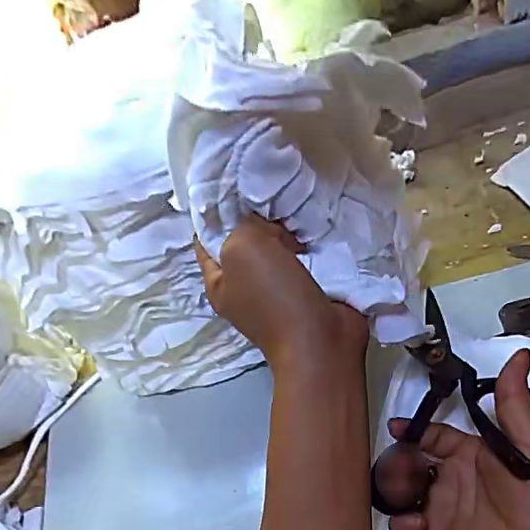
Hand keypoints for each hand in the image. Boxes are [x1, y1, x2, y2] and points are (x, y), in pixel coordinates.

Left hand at [195, 215, 366, 370]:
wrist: (322, 342)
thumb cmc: (276, 297)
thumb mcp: (244, 246)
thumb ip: (245, 224)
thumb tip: (269, 230)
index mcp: (219, 284)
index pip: (208, 239)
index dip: (219, 211)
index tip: (238, 188)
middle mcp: (245, 290)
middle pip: (248, 242)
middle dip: (261, 222)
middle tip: (276, 205)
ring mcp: (278, 296)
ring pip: (279, 252)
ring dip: (290, 235)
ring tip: (300, 218)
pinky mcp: (307, 298)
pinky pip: (305, 264)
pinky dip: (312, 251)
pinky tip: (317, 238)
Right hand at [386, 349, 529, 529]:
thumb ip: (514, 401)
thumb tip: (520, 354)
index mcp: (469, 452)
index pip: (432, 435)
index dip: (413, 429)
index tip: (396, 427)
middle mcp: (450, 477)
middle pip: (409, 462)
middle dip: (397, 460)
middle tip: (402, 466)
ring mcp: (440, 508)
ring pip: (401, 492)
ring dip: (393, 488)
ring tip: (404, 492)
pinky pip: (405, 527)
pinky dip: (402, 523)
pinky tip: (416, 522)